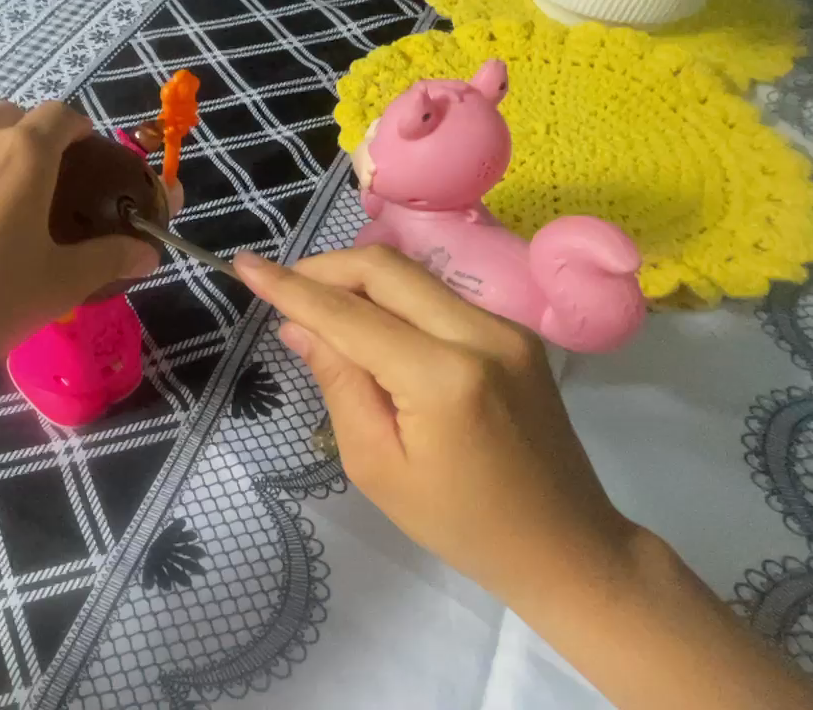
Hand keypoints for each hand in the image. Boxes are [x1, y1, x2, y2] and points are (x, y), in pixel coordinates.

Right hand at [232, 245, 638, 603]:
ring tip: (316, 308)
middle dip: (321, 269)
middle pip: (382, 268)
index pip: (346, 314)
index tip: (242, 264)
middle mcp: (480, 334)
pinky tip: (368, 326)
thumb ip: (337, 382)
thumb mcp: (375, 464)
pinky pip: (433, 294)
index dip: (288, 287)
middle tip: (280, 289)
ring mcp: (505, 328)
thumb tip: (298, 325)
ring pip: (408, 274)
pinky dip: (388, 297)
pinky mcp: (514, 333)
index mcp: (443, 377)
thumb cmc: (459, 521)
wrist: (569, 548)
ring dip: (353, 279)